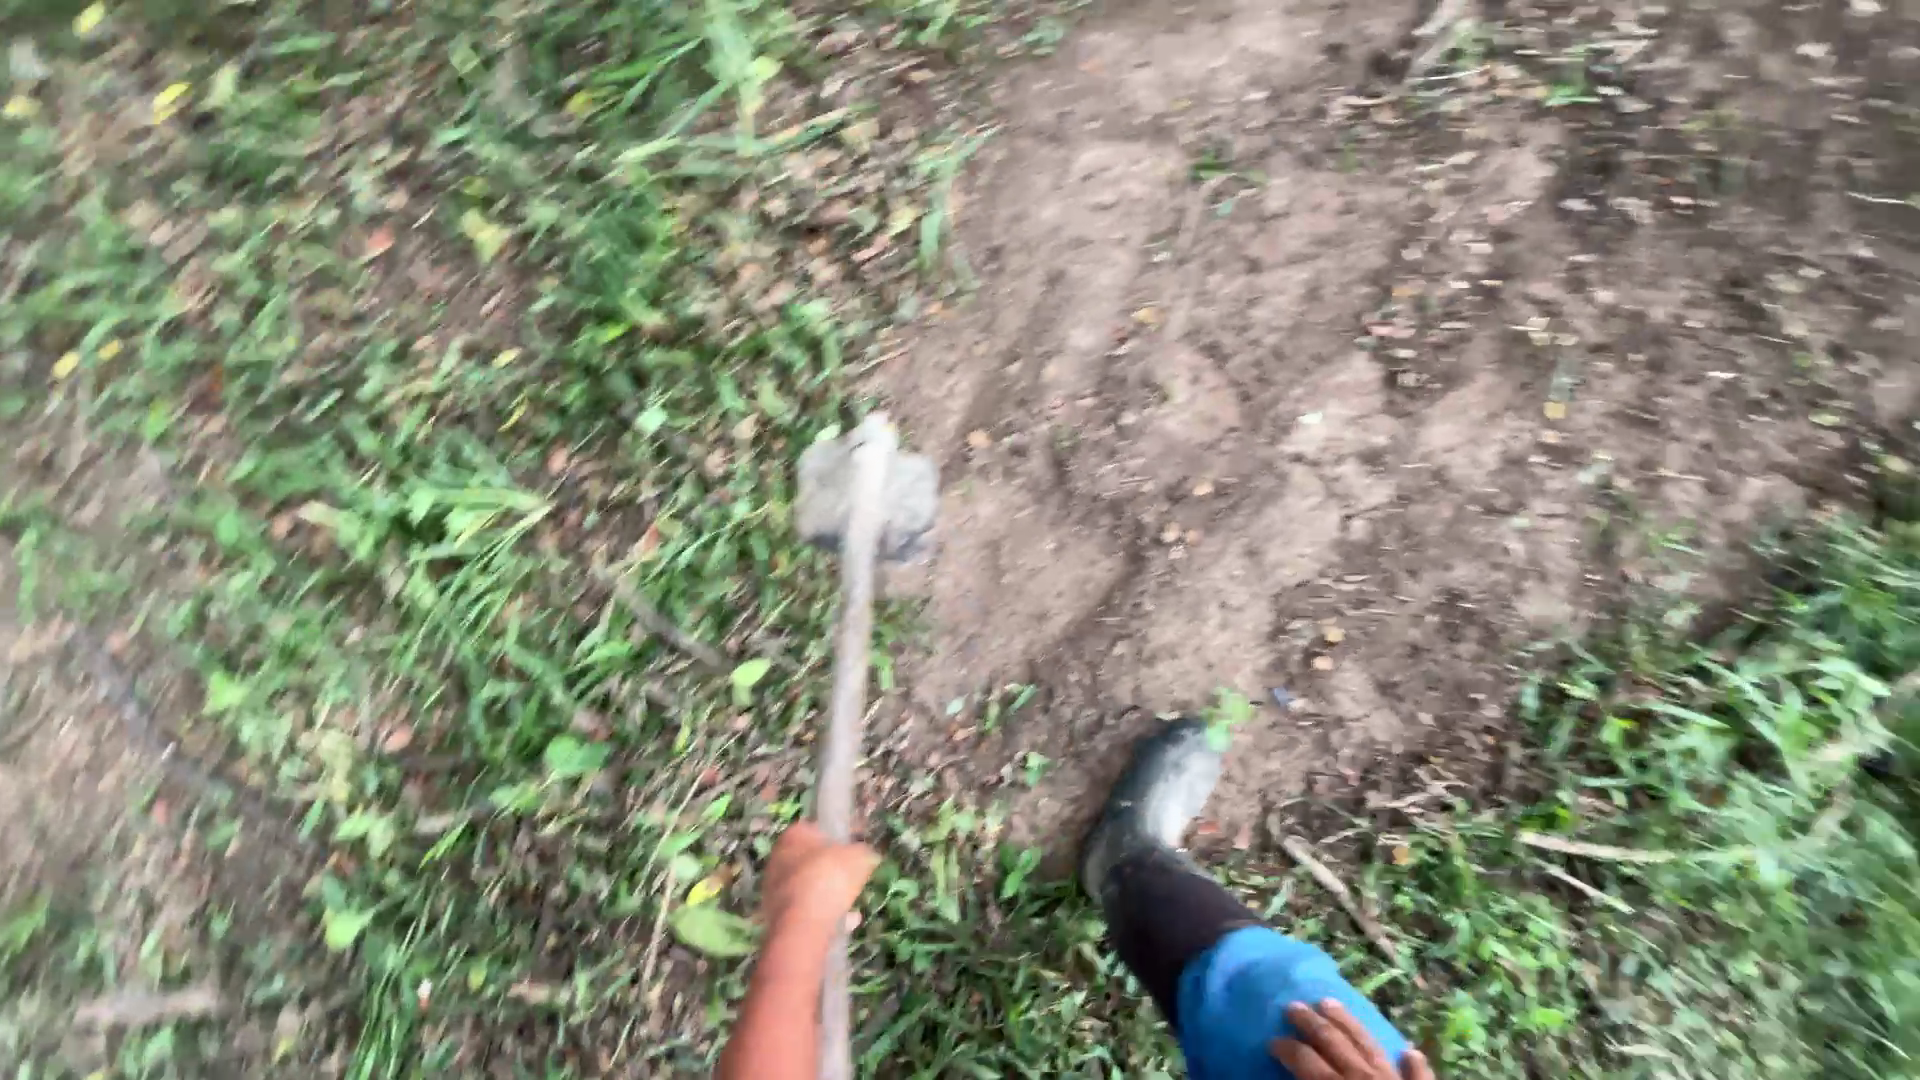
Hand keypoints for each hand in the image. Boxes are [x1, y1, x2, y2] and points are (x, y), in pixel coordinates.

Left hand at [760, 821, 878, 939]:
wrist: (802, 925)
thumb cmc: (829, 878)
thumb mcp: (859, 858)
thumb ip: (863, 852)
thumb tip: (865, 855)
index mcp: (793, 834)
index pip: (816, 829)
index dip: (836, 840)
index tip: (852, 853)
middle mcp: (777, 857)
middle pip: (809, 859)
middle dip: (830, 869)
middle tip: (851, 879)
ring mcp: (772, 887)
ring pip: (806, 886)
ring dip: (826, 894)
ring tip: (850, 905)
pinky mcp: (773, 915)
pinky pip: (803, 909)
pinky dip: (821, 914)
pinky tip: (841, 923)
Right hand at [1270, 1000, 1434, 1079]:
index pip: (1304, 1060)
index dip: (1285, 1048)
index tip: (1271, 1042)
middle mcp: (1363, 1079)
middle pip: (1331, 1040)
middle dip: (1309, 1022)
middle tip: (1293, 1006)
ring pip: (1368, 1043)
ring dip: (1348, 1023)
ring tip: (1329, 1003)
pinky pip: (1421, 1077)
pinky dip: (1415, 1064)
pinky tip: (1410, 1052)